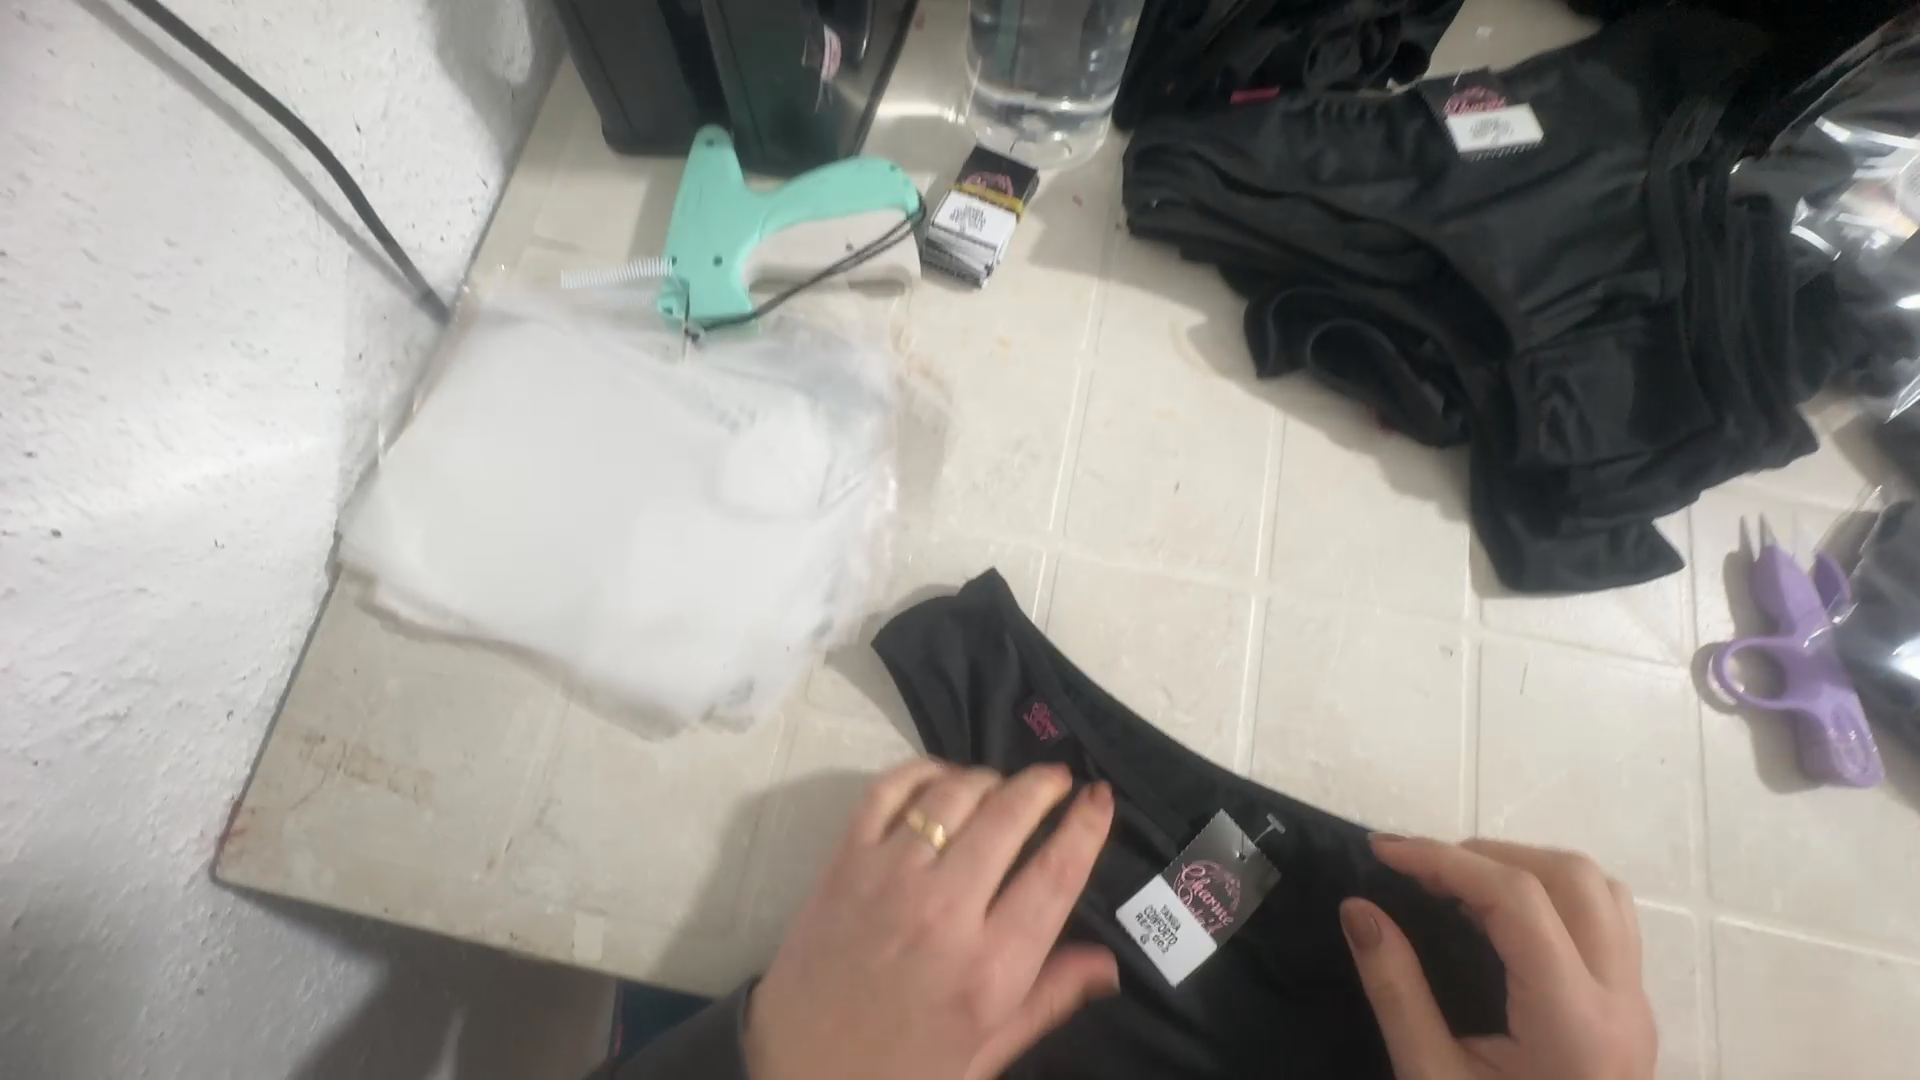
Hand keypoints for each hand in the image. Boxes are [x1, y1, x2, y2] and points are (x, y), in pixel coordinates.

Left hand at [745, 760, 1118, 1079]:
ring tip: (1000, 785)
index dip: (1086, 826)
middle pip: (1008, 817)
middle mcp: (944, 910)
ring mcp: (889, 877)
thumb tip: (1109, 963)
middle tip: (1056, 779)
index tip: (1100, 796)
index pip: (1055, 875)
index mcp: (989, 969)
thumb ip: (1047, 1000)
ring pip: (953, 794)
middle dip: (1042, 786)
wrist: (796, 1073)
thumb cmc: (901, 1071)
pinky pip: (889, 790)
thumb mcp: (984, 1054)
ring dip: (986, 778)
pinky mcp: (846, 859)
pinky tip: (942, 778)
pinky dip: (923, 771)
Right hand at [1340, 835, 1656, 1079]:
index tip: (1380, 852)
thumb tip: (1357, 907)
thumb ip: (1395, 989)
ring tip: (1458, 887)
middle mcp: (1619, 1000)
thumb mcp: (1430, 1078)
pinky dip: (1545, 893)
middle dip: (1484, 854)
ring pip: (1598, 890)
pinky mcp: (1628, 1010)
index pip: (1516, 897)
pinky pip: (1603, 917)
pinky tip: (1495, 920)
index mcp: (1572, 1019)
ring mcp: (1634, 1004)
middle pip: (1570, 876)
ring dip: (1521, 868)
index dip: (1441, 857)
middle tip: (1421, 872)